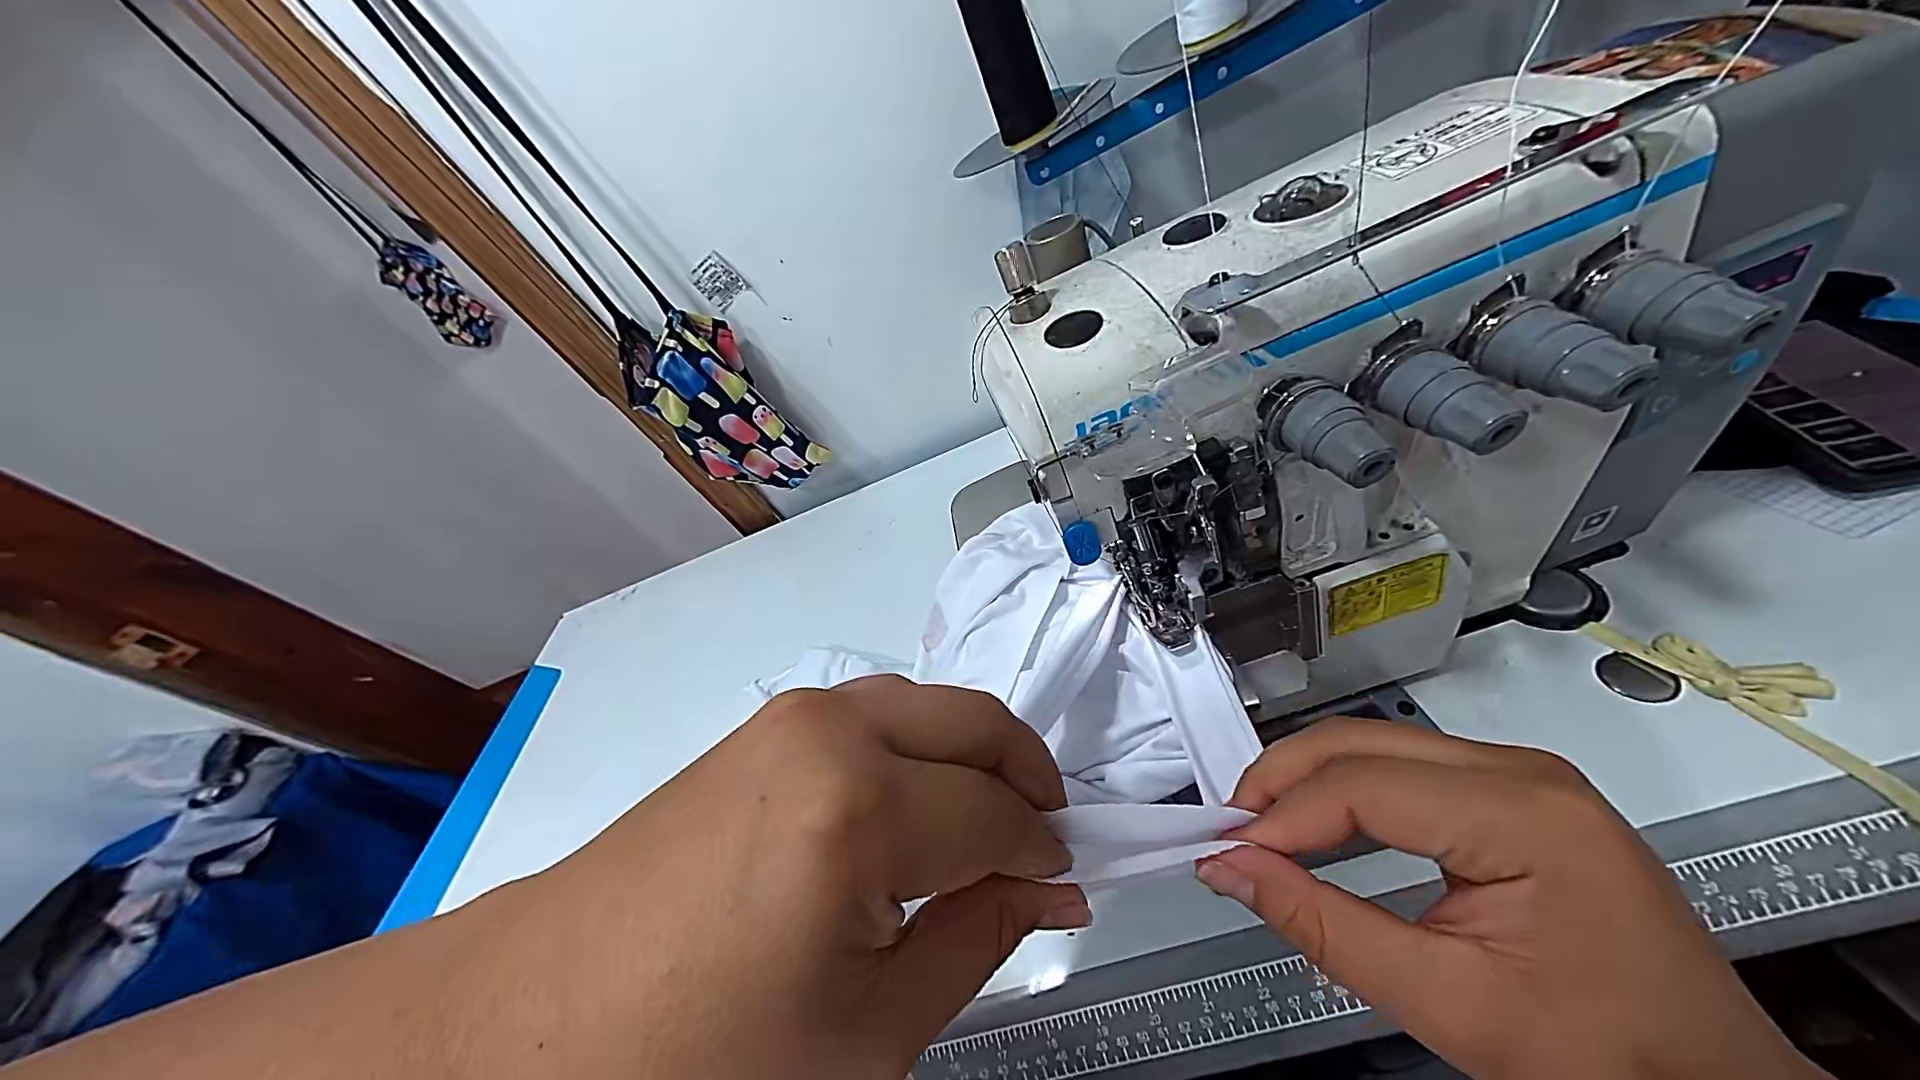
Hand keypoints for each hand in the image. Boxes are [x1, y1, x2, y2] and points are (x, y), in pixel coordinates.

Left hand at [468, 675, 1085, 1078]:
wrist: (540, 1020)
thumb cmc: (706, 1054)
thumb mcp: (870, 1027)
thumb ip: (979, 936)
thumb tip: (1056, 893)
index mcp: (859, 806)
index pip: (995, 814)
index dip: (1042, 853)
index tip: (1063, 884)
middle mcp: (830, 731)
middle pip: (975, 722)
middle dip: (1026, 775)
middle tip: (1044, 840)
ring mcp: (792, 715)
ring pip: (927, 705)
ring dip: (972, 753)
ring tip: (987, 822)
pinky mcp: (766, 724)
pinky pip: (875, 711)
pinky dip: (919, 745)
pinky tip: (916, 801)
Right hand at [1194, 717, 1822, 1079]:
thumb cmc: (1613, 1059)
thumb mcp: (1447, 1002)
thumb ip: (1322, 924)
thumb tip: (1235, 870)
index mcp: (1526, 816)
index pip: (1360, 786)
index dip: (1282, 815)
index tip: (1231, 850)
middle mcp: (1523, 773)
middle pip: (1358, 742)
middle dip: (1280, 780)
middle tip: (1234, 831)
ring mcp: (1519, 774)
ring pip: (1371, 742)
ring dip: (1306, 780)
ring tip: (1264, 829)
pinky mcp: (1508, 788)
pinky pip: (1398, 763)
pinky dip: (1343, 788)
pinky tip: (1318, 824)